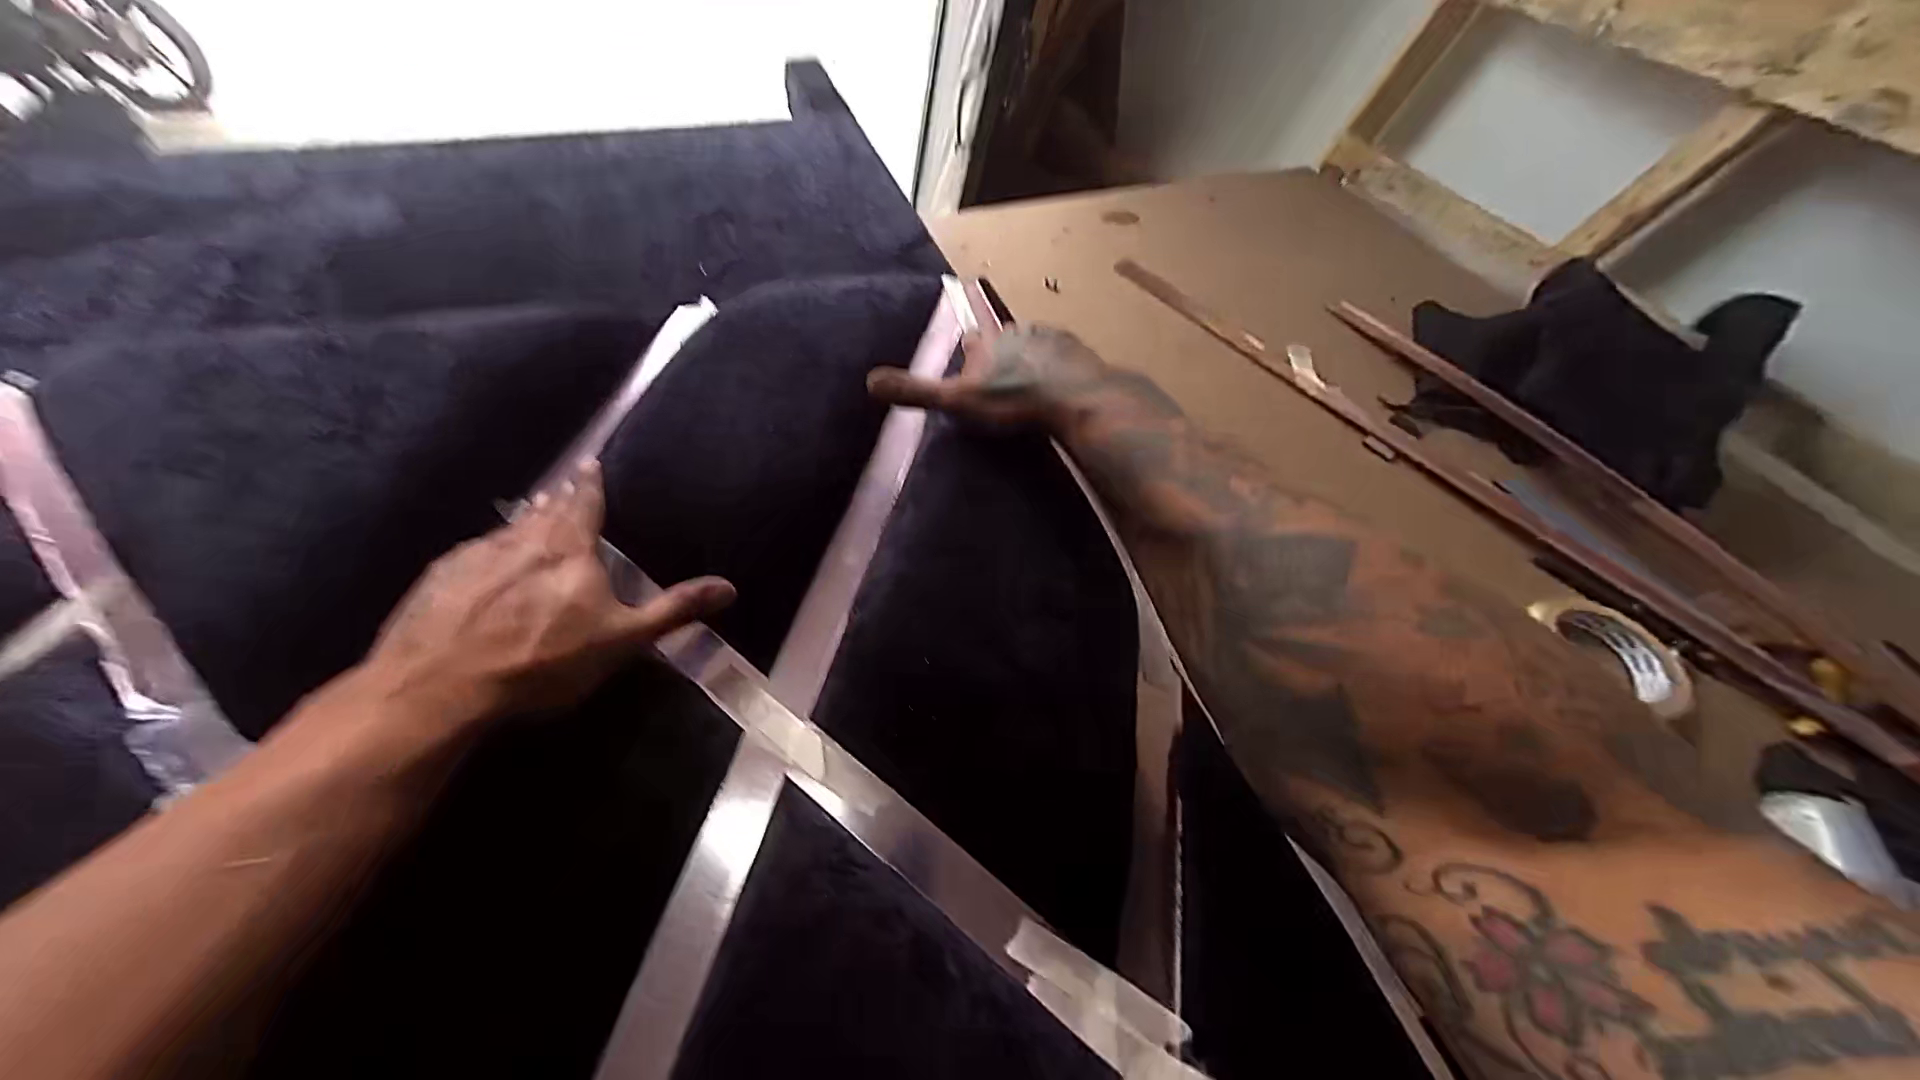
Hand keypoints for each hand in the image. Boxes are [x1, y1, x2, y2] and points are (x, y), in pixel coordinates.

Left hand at [355, 462, 734, 730]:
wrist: (437, 687)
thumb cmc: (543, 659)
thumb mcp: (622, 639)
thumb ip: (674, 609)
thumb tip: (730, 587)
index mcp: (569, 549)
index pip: (585, 504)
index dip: (590, 483)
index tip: (590, 462)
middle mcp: (522, 541)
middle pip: (545, 510)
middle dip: (559, 496)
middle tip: (565, 483)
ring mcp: (474, 557)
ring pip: (509, 528)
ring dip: (526, 518)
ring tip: (534, 512)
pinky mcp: (439, 579)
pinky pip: (475, 551)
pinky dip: (491, 548)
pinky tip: (487, 561)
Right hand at [866, 324, 1109, 431]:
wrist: (1075, 399)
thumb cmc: (1013, 400)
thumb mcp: (958, 400)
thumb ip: (916, 392)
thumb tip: (869, 382)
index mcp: (986, 342)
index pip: (969, 341)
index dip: (968, 356)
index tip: (969, 373)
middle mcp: (1015, 332)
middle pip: (1001, 343)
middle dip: (999, 359)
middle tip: (1001, 387)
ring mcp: (1050, 339)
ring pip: (1032, 348)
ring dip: (1028, 363)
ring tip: (1030, 390)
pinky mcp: (1077, 351)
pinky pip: (1062, 358)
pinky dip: (1057, 369)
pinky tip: (1058, 389)